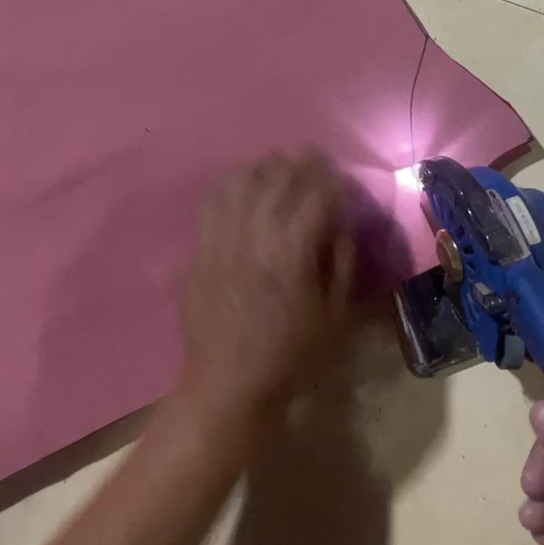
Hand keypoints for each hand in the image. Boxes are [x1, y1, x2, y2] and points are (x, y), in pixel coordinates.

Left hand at [174, 149, 357, 426]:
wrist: (226, 384)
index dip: (335, 180)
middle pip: (280, 176)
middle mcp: (255, 231)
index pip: (318, 193)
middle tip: (318, 160)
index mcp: (292, 249)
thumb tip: (342, 226)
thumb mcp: (334, 317)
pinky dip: (232, 181)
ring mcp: (221, 234)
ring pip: (244, 178)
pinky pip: (213, 197)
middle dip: (303, 162)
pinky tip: (243, 181)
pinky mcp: (199, 244)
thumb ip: (342, 264)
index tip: (344, 180)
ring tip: (281, 165)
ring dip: (267, 165)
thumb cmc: (289, 357)